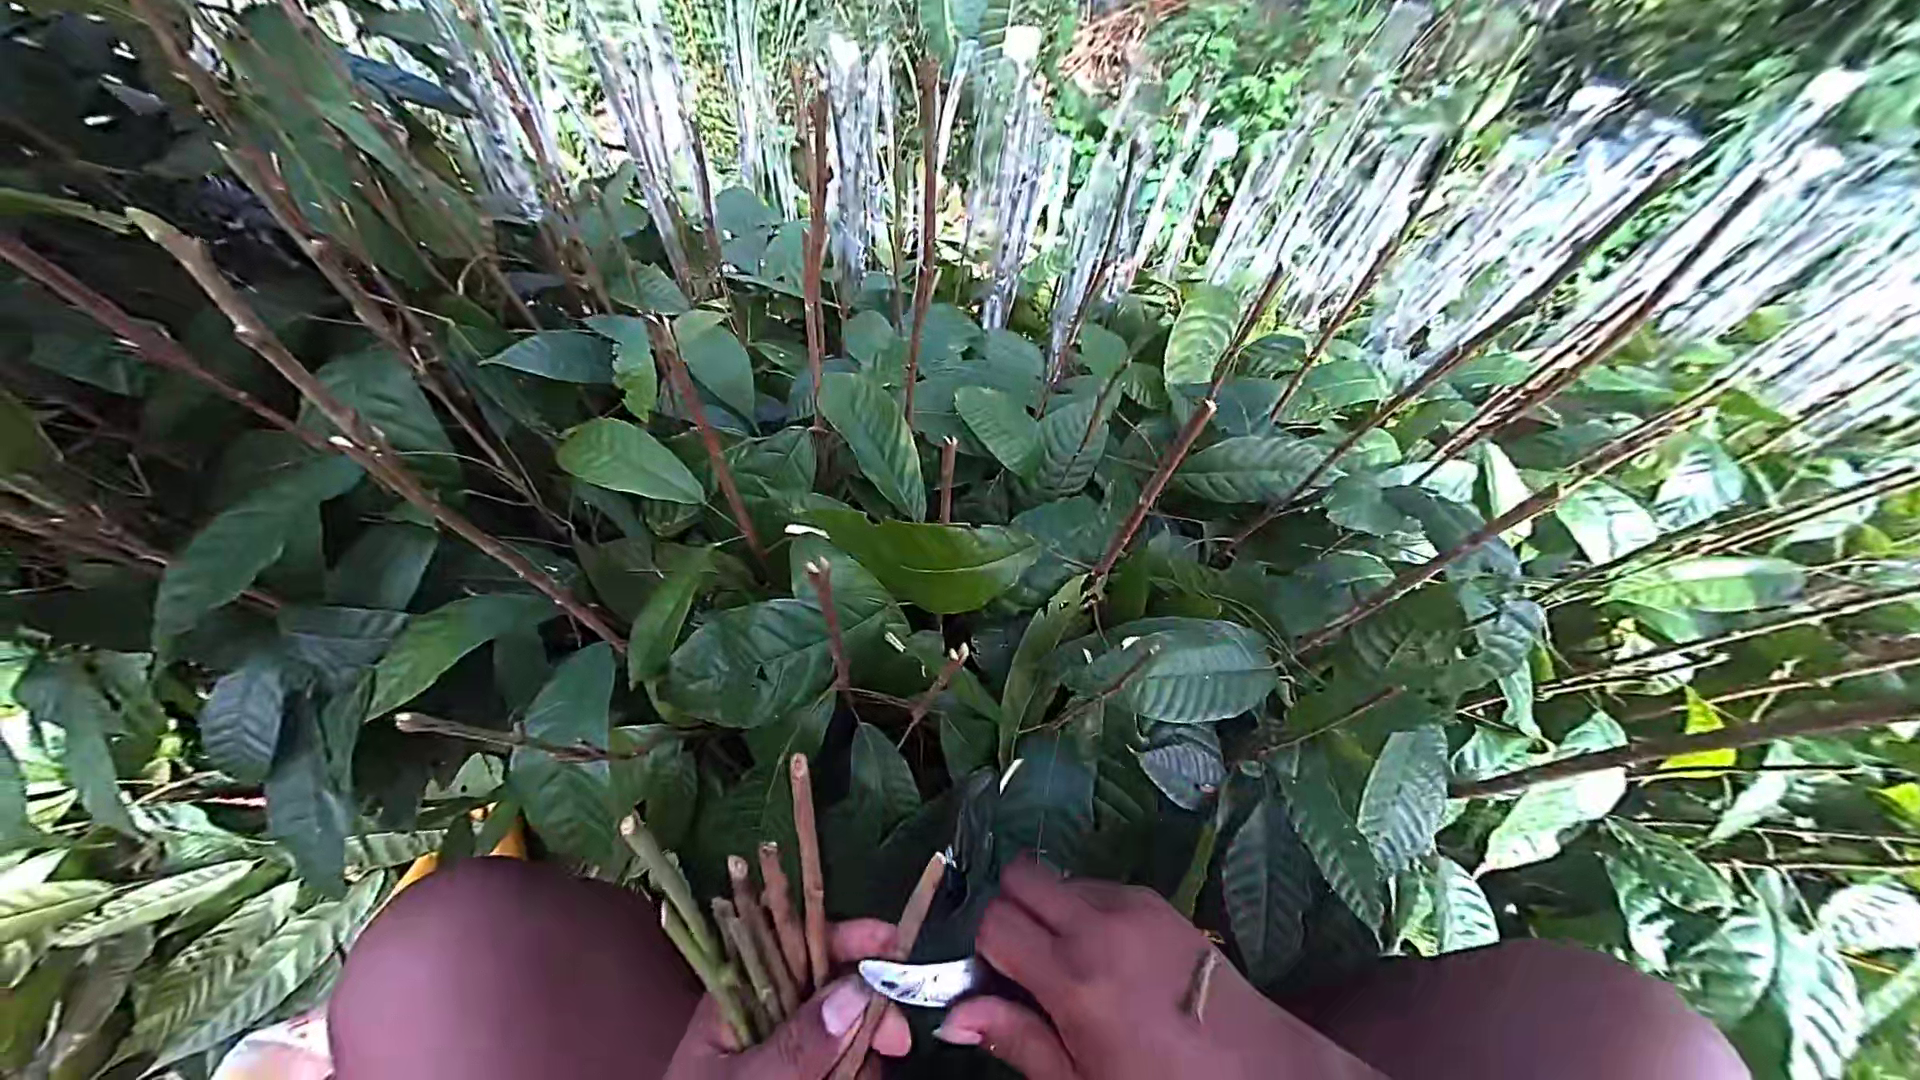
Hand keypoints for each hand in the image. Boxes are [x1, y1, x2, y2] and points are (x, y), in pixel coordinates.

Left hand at [664, 919, 911, 1079]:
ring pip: (844, 1022)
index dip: (846, 933)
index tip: (890, 943)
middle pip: (831, 979)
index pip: (796, 937)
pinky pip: (842, 1060)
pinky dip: (857, 1070)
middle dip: (869, 1004)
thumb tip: (856, 991)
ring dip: (865, 1048)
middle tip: (899, 1039)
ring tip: (866, 1077)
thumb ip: (796, 1046)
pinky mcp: (804, 1071)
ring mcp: (786, 1044)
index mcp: (740, 993)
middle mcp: (767, 1008)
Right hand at [933, 859, 1382, 1079]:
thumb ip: (1016, 1039)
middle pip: (1019, 875)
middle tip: (1027, 957)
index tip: (1002, 977)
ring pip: (1057, 877)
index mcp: (1075, 978)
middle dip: (1010, 907)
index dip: (987, 948)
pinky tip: (1112, 955)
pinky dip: (1085, 909)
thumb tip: (951, 1017)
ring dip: (1049, 908)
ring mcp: (1129, 901)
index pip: (995, 921)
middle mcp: (1097, 922)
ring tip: (1077, 961)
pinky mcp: (1152, 895)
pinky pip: (1095, 884)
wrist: (1265, 1073)